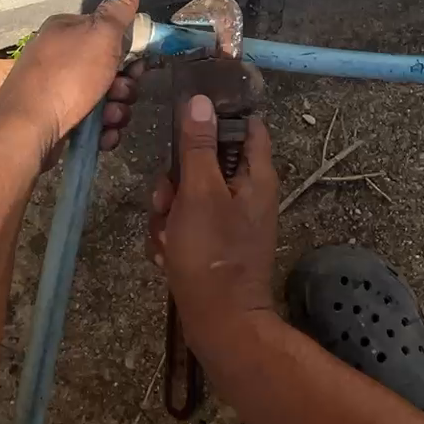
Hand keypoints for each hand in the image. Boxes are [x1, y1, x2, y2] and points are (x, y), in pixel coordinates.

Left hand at [0, 0, 142, 154]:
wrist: (25, 131)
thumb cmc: (66, 78)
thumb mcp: (101, 35)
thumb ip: (119, 4)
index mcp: (67, 30)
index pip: (110, 35)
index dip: (129, 53)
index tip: (136, 67)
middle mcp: (58, 56)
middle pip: (110, 69)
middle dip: (124, 86)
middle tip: (119, 94)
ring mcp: (55, 89)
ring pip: (104, 98)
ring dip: (116, 111)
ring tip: (109, 119)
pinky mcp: (55, 118)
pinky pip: (92, 122)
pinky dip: (102, 130)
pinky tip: (102, 135)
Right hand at [148, 95, 277, 335]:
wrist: (219, 324)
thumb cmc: (213, 254)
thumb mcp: (200, 192)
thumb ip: (198, 145)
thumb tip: (201, 99)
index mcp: (256, 174)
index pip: (246, 124)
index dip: (218, 115)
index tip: (185, 116)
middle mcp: (247, 191)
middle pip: (207, 159)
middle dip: (177, 177)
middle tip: (167, 198)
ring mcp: (230, 218)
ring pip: (189, 191)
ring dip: (169, 210)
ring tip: (167, 233)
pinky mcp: (213, 241)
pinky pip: (186, 221)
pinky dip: (172, 233)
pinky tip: (167, 252)